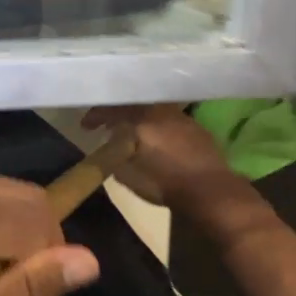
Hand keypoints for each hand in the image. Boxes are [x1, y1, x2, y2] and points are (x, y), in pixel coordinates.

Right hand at [82, 103, 234, 208]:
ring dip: (137, 117)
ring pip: (152, 109)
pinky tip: (155, 137)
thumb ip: (114, 157)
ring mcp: (180, 117)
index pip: (111, 109)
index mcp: (140, 120)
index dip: (95, 116)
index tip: (85, 126)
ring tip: (130, 131)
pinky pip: (168, 117)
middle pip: (132, 104)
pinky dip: (155, 123)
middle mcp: (160, 112)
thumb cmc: (164, 184)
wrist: (209, 190)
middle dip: (116, 113)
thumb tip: (109, 148)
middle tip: (106, 125)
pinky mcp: (195, 126)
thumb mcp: (127, 176)